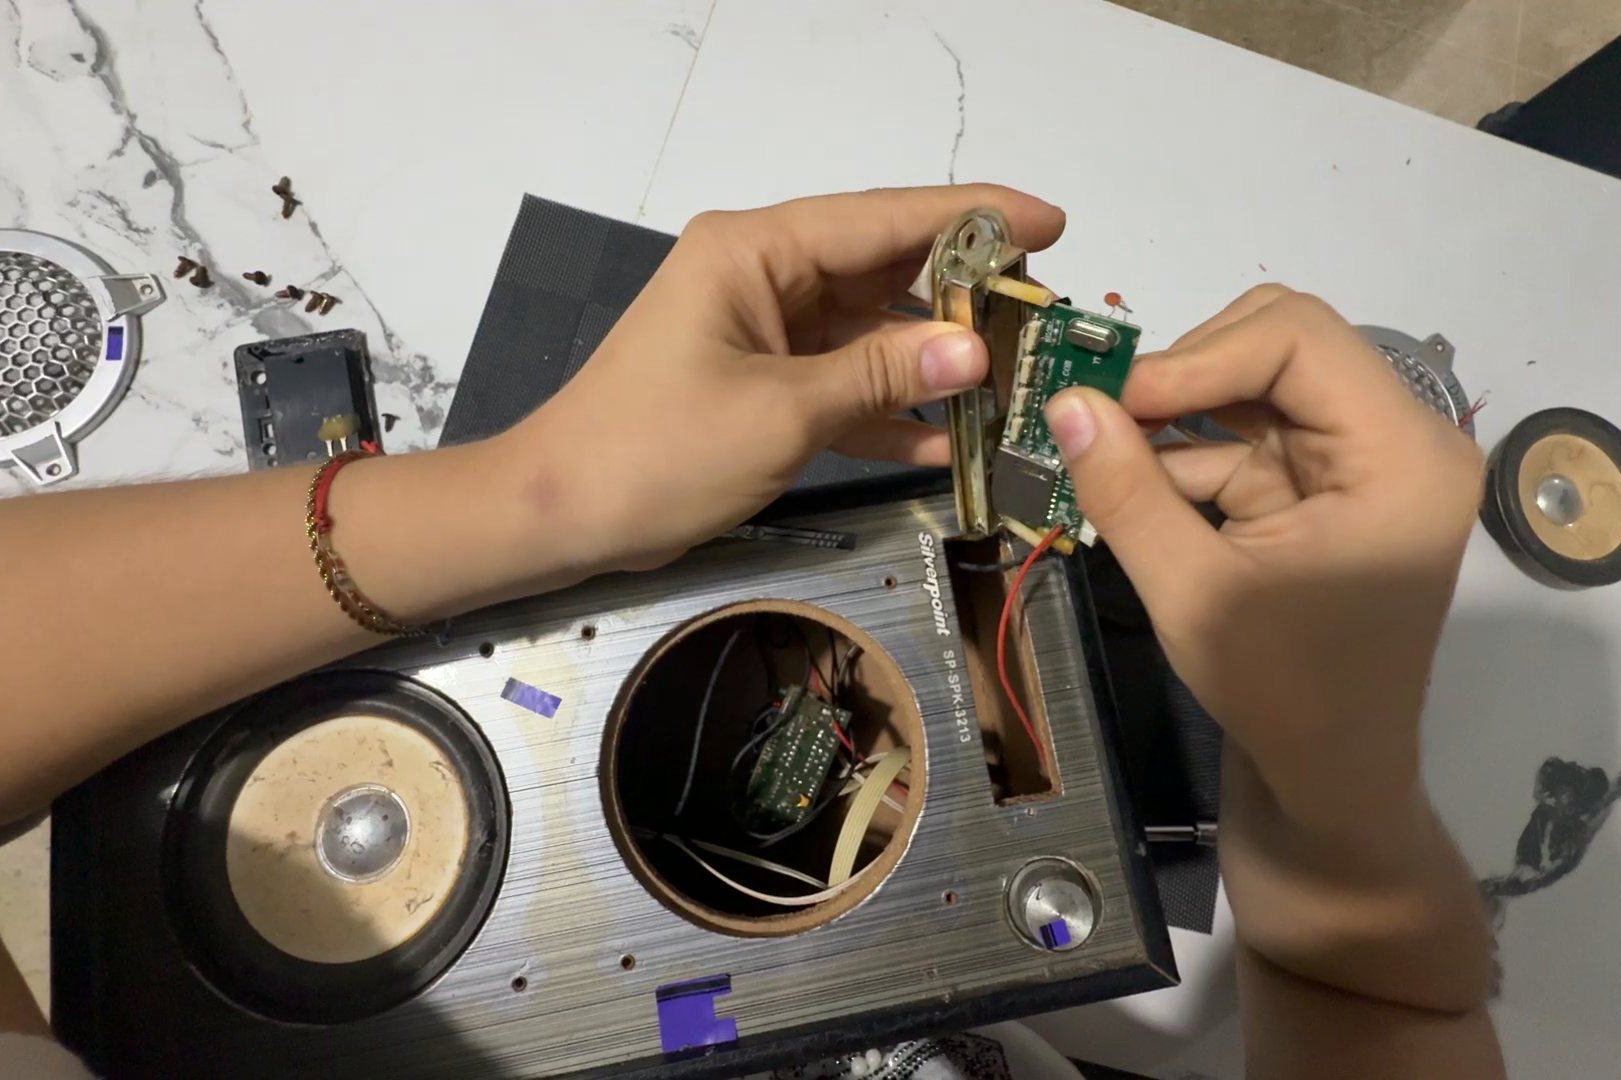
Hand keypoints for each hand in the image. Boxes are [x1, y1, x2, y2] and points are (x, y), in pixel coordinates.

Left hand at [504, 185, 1065, 573]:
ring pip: (869, 339)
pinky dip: (887, 415)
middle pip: (883, 276)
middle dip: (961, 301)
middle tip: (1038, 323)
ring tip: (1009, 386)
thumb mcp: (780, 411)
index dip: (973, 218)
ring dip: (929, 367)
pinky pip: (842, 390)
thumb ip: (879, 375)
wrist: (568, 514)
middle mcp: (765, 279)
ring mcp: (768, 336)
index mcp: (757, 251)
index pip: (882, 219)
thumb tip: (975, 350)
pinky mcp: (767, 388)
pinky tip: (947, 442)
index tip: (1051, 225)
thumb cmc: (659, 450)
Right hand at [1044, 286, 1483, 818]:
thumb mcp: (1190, 591)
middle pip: (1279, 345)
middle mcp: (1390, 439)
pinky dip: (1177, 454)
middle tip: (1107, 414)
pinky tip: (1129, 487)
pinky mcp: (1312, 487)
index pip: (1297, 340)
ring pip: (1251, 385)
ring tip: (1101, 448)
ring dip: (1171, 413)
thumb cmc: (1280, 690)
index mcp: (1397, 456)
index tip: (1107, 400)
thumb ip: (1126, 492)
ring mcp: (1352, 461)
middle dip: (1184, 373)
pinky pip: (1236, 438)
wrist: (1325, 766)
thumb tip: (1064, 402)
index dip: (1193, 357)